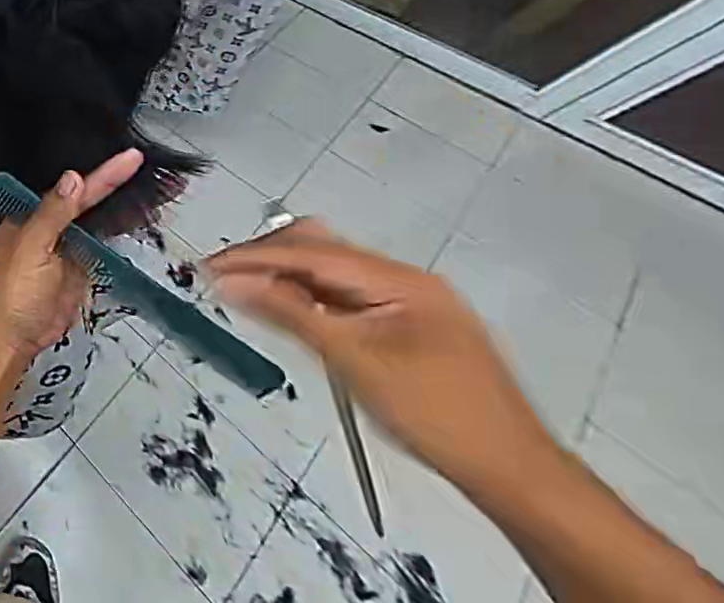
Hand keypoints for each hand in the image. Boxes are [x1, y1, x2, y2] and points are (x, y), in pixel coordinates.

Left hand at [0, 150, 144, 355]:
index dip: (104, 173)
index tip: (130, 157)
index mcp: (33, 212)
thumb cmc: (14, 292)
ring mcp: (68, 242)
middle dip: (119, 182)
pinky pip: (103, 240)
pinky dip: (121, 227)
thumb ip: (53, 214)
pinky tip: (140, 215)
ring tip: (157, 187)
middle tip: (149, 164)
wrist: (15, 337)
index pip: (74, 188)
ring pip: (99, 216)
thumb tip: (73, 178)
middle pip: (90, 197)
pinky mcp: (80, 263)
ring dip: (124, 203)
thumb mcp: (31, 248)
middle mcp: (51, 222)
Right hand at [205, 222, 557, 487]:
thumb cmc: (436, 416)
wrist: (516, 474)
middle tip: (219, 276)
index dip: (252, 256)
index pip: (309, 252)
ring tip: (242, 288)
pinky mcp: (407, 323)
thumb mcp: (353, 360)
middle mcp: (403, 277)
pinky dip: (309, 297)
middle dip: (265, 258)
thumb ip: (289, 313)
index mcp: (397, 278)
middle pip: (320, 249)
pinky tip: (287, 309)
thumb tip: (232, 282)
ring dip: (285, 276)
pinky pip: (346, 295)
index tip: (207, 267)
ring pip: (331, 271)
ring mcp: (408, 300)